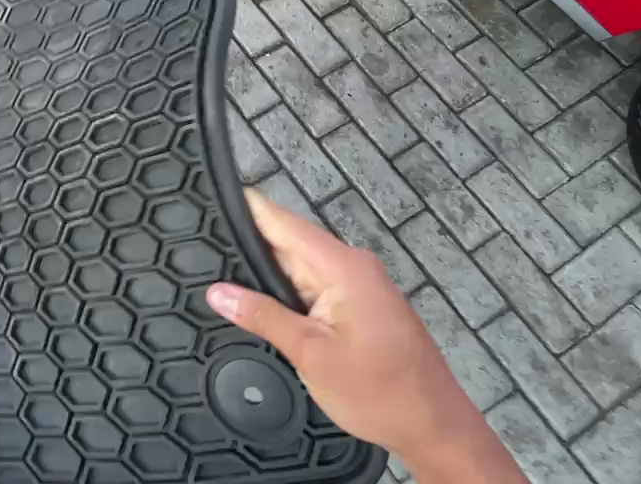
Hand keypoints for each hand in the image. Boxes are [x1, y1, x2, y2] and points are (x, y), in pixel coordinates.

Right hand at [206, 190, 524, 483]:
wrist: (441, 435)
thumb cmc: (383, 395)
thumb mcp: (311, 354)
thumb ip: (260, 316)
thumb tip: (216, 292)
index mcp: (341, 265)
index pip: (276, 218)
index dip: (237, 208)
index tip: (200, 205)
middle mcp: (350, 263)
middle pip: (282, 237)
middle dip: (244, 246)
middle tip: (199, 253)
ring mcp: (356, 281)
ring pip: (294, 262)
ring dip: (264, 272)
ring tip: (222, 280)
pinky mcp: (358, 300)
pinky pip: (310, 280)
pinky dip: (284, 288)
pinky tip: (259, 302)